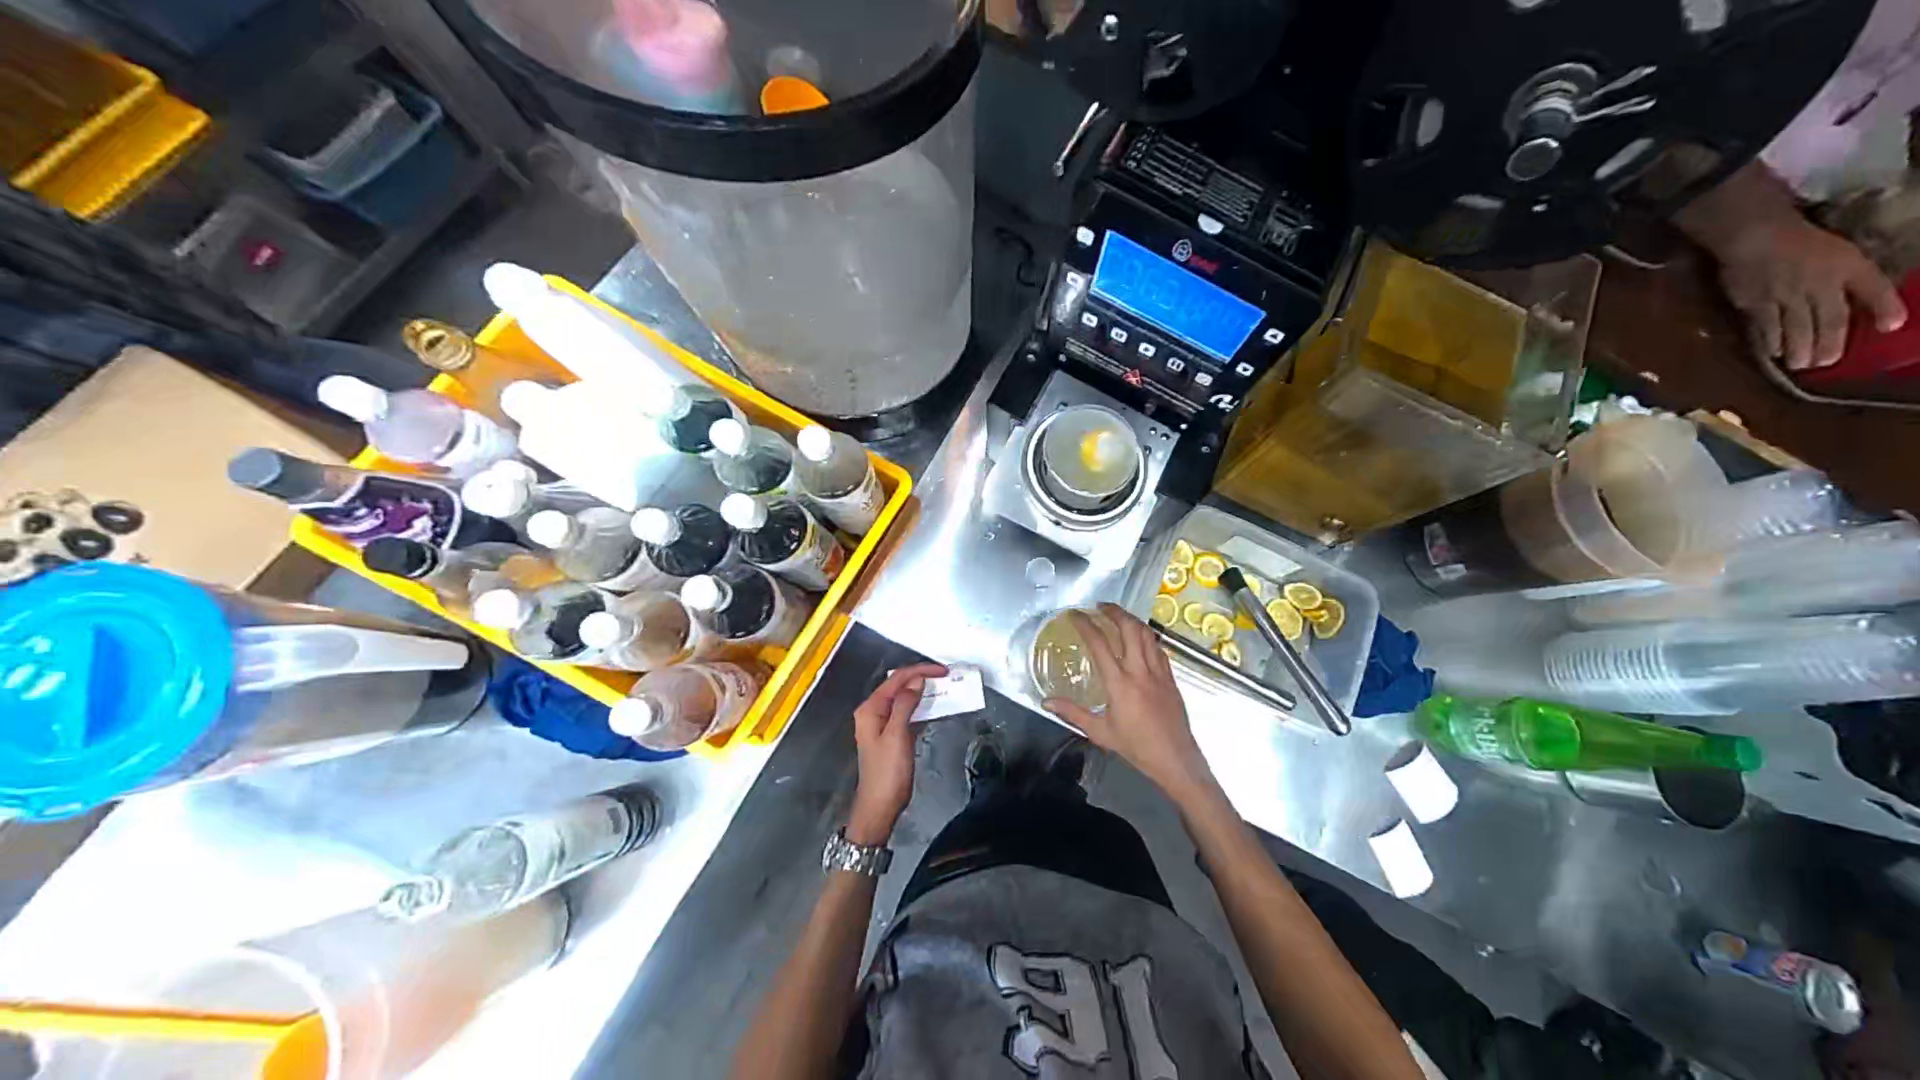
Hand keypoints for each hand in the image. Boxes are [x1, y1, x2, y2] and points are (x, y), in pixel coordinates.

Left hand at [848, 662, 945, 844]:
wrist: (880, 806)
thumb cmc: (887, 773)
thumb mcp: (897, 736)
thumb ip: (905, 705)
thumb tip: (916, 681)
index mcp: (870, 709)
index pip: (896, 680)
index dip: (919, 671)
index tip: (942, 671)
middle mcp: (873, 713)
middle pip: (898, 686)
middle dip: (921, 678)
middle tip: (945, 677)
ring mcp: (881, 724)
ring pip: (903, 699)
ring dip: (922, 693)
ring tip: (943, 689)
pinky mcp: (890, 736)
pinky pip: (906, 714)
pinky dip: (920, 709)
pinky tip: (934, 709)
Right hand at [1042, 604, 1217, 804]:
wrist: (1175, 759)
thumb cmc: (1136, 747)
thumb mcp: (1100, 732)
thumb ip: (1073, 713)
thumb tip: (1047, 702)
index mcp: (1119, 683)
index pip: (1100, 644)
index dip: (1086, 625)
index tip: (1075, 615)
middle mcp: (1140, 672)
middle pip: (1129, 629)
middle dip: (1114, 612)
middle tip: (1100, 606)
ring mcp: (1159, 673)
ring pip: (1147, 635)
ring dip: (1132, 620)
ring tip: (1119, 616)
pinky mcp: (1171, 678)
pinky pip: (1158, 649)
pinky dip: (1147, 638)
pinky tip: (1140, 640)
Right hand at [1712, 217, 1905, 369]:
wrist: (1754, 236)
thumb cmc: (1800, 241)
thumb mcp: (1841, 254)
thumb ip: (1856, 279)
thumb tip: (1871, 307)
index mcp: (1845, 267)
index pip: (1872, 290)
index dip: (1885, 308)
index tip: (1892, 327)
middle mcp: (1818, 285)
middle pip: (1828, 320)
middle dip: (1827, 343)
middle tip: (1824, 363)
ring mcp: (1783, 296)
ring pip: (1794, 328)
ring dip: (1797, 348)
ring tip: (1798, 364)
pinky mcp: (1752, 303)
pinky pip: (1762, 327)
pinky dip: (1767, 342)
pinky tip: (1770, 353)